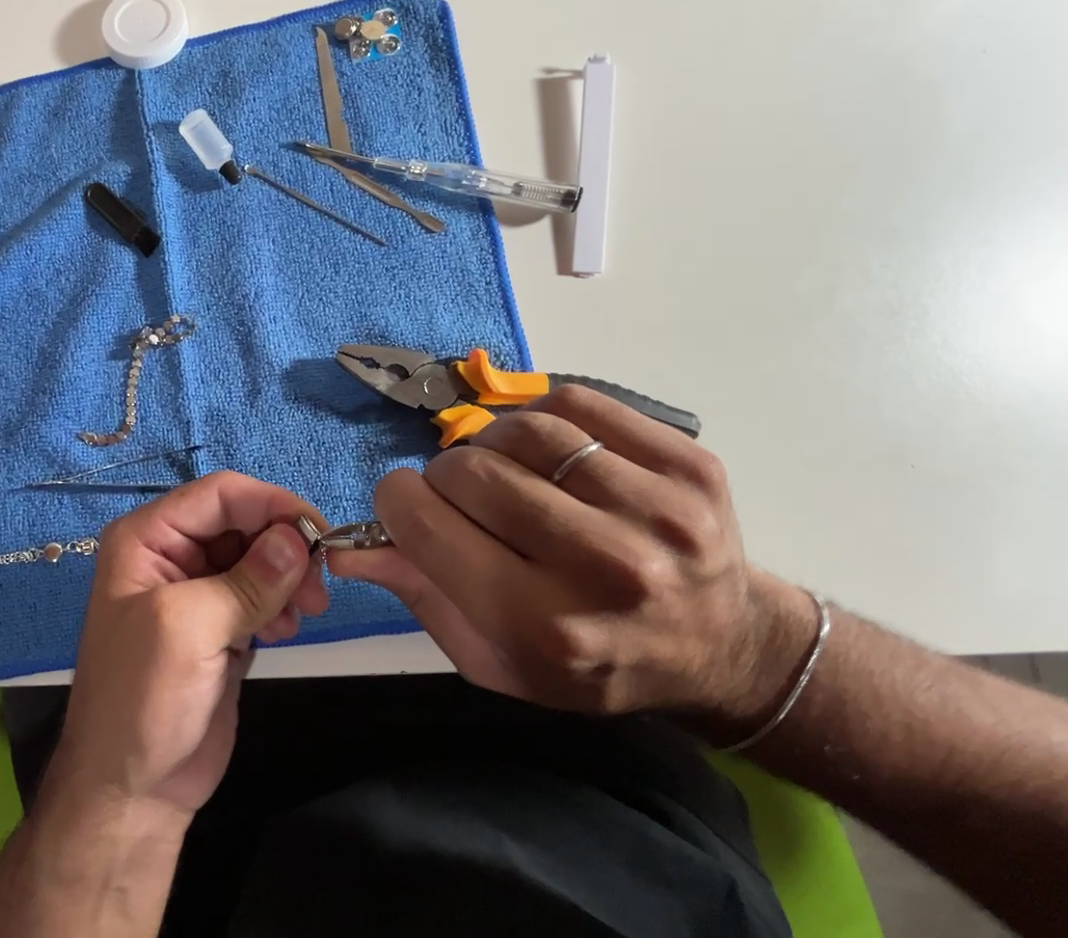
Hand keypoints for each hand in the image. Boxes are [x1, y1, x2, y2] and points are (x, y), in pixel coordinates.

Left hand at [46, 472, 329, 820]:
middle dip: (284, 547)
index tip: (319, 535)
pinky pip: (260, 594)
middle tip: (318, 589)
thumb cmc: (142, 699)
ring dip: (287, 578)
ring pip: (257, 558)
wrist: (132, 786)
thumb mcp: (189, 628)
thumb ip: (246, 581)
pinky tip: (285, 632)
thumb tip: (298, 540)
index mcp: (146, 538)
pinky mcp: (219, 626)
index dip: (272, 504)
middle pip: (243, 523)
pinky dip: (281, 604)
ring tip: (302, 617)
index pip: (220, 495)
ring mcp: (196, 592)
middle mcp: (169, 555)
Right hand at [329, 385, 816, 729]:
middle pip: (470, 472)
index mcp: (544, 625)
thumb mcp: (492, 659)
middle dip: (442, 478)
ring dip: (489, 444)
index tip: (405, 506)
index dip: (396, 504)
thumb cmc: (590, 664)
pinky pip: (580, 403)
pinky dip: (542, 417)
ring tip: (499, 470)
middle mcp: (603, 567)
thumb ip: (419, 595)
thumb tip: (345, 545)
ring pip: (523, 431)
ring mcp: (656, 510)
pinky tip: (546, 452)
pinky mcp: (689, 466)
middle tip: (456, 497)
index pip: (427, 525)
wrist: (722, 648)